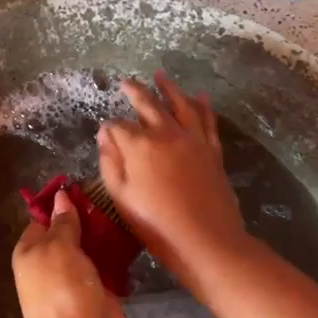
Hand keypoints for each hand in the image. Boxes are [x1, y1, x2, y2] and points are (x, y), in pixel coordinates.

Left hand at [12, 193, 131, 317]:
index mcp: (32, 251)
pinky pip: (111, 267)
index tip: (87, 184)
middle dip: (90, 216)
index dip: (63, 202)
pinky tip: (137, 236)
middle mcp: (52, 264)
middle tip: (115, 194)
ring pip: (93, 248)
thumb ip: (63, 223)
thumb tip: (61, 197)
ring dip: (108, 235)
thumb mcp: (59, 250)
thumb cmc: (62, 295)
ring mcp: (78, 280)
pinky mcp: (102, 295)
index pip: (44, 218)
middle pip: (72, 231)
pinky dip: (122, 256)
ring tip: (130, 209)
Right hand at [98, 72, 251, 284]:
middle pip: (149, 105)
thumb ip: (109, 162)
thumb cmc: (156, 224)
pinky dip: (203, 106)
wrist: (207, 242)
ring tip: (161, 75)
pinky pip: (208, 121)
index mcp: (140, 144)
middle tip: (127, 82)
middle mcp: (166, 133)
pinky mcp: (212, 151)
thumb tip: (105, 135)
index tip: (105, 132)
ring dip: (169, 88)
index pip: (119, 126)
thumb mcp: (121, 197)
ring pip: (181, 105)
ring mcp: (193, 140)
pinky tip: (200, 96)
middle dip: (136, 91)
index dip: (110, 128)